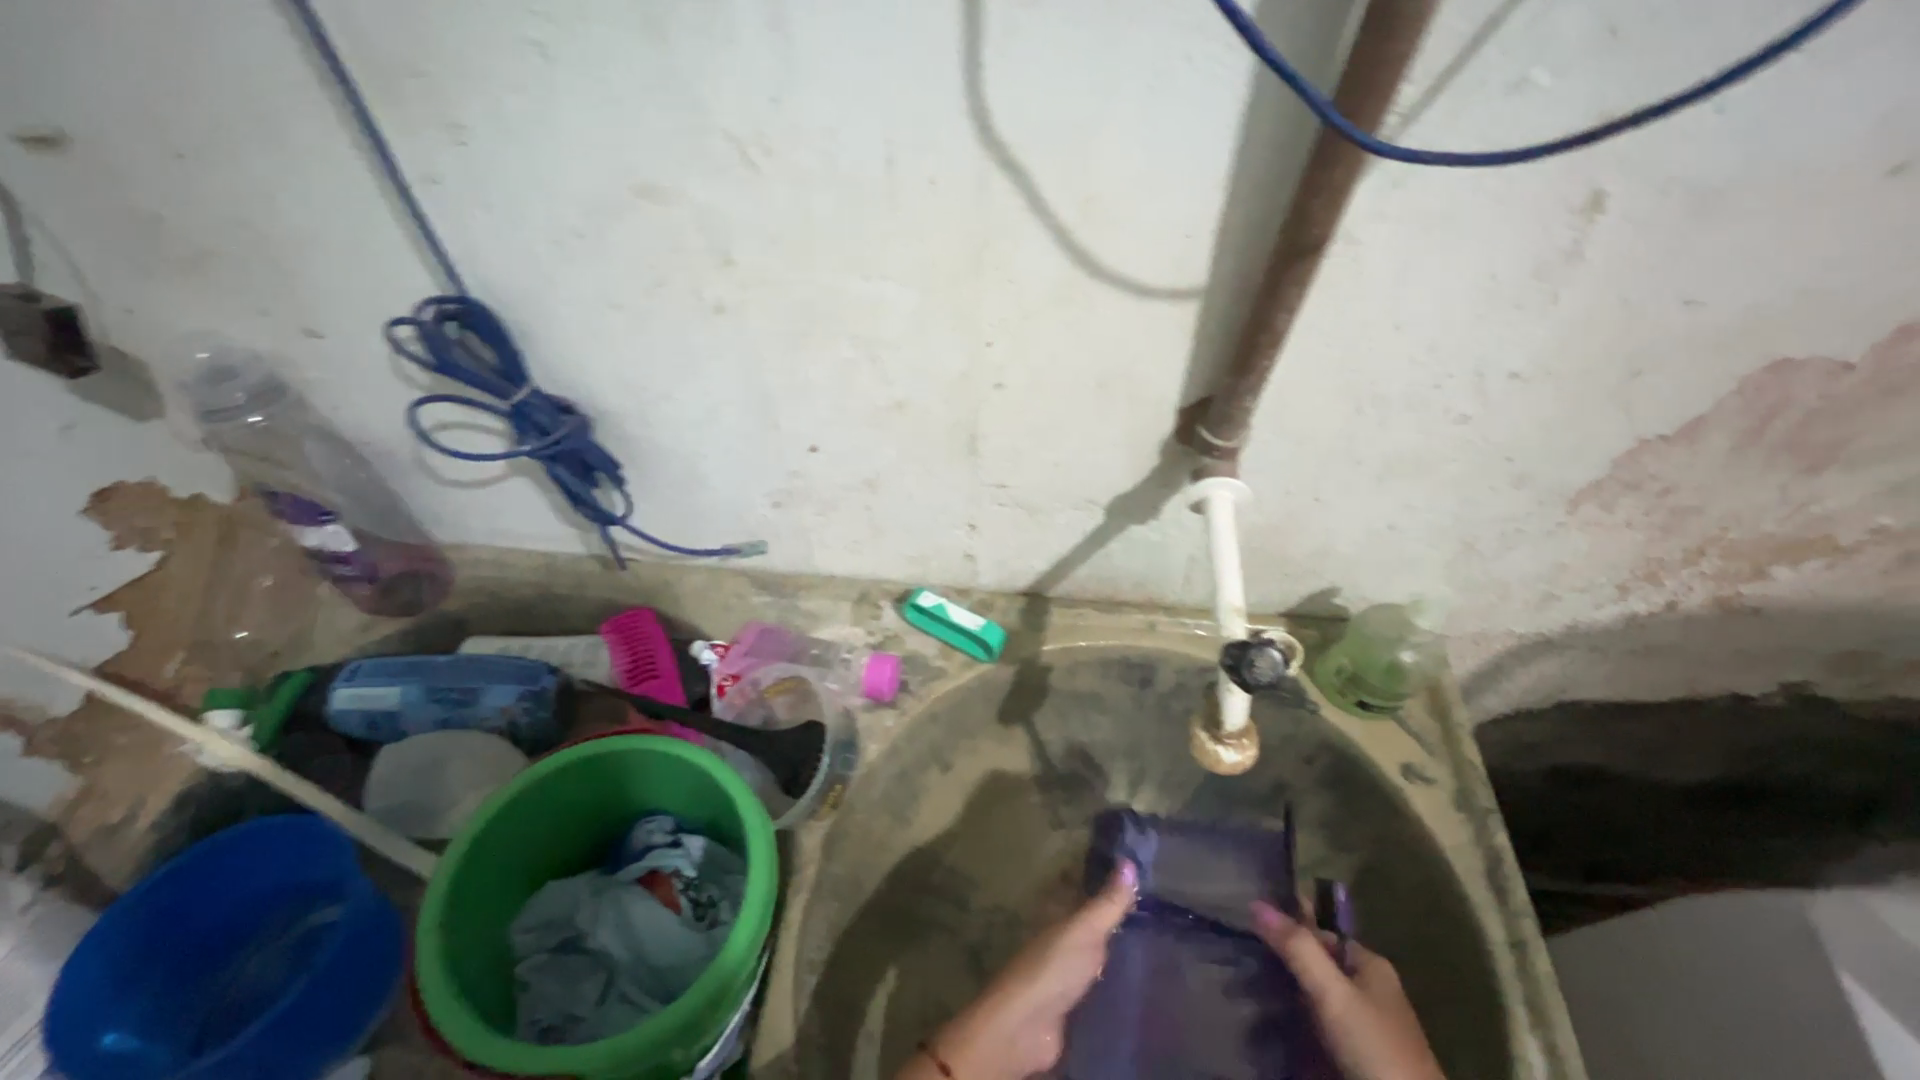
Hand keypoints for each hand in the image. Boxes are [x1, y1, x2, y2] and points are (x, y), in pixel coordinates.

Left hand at [899, 861, 1137, 1079]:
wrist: (1026, 1028)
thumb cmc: (1053, 968)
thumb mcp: (1084, 929)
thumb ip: (1107, 902)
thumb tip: (1130, 861)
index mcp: (1056, 915)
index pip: (1080, 888)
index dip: (1103, 878)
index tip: (1136, 870)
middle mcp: (1058, 938)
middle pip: (1088, 920)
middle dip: (1114, 914)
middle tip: (1156, 908)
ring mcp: (1063, 971)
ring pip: (1094, 951)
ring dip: (1115, 947)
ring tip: (1155, 942)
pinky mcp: (1071, 1002)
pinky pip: (1098, 983)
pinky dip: (1114, 978)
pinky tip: (1139, 980)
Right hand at [1251, 901, 1445, 1079]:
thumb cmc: (1373, 1046)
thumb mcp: (1332, 993)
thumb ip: (1297, 949)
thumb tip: (1256, 903)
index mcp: (1371, 965)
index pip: (1322, 934)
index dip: (1289, 930)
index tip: (1249, 932)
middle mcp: (1370, 989)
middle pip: (1318, 965)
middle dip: (1283, 964)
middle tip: (1241, 964)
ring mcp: (1365, 1024)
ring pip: (1316, 998)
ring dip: (1286, 997)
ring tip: (1246, 993)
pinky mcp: (1357, 1053)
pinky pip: (1319, 1028)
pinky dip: (1297, 1025)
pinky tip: (1272, 1028)